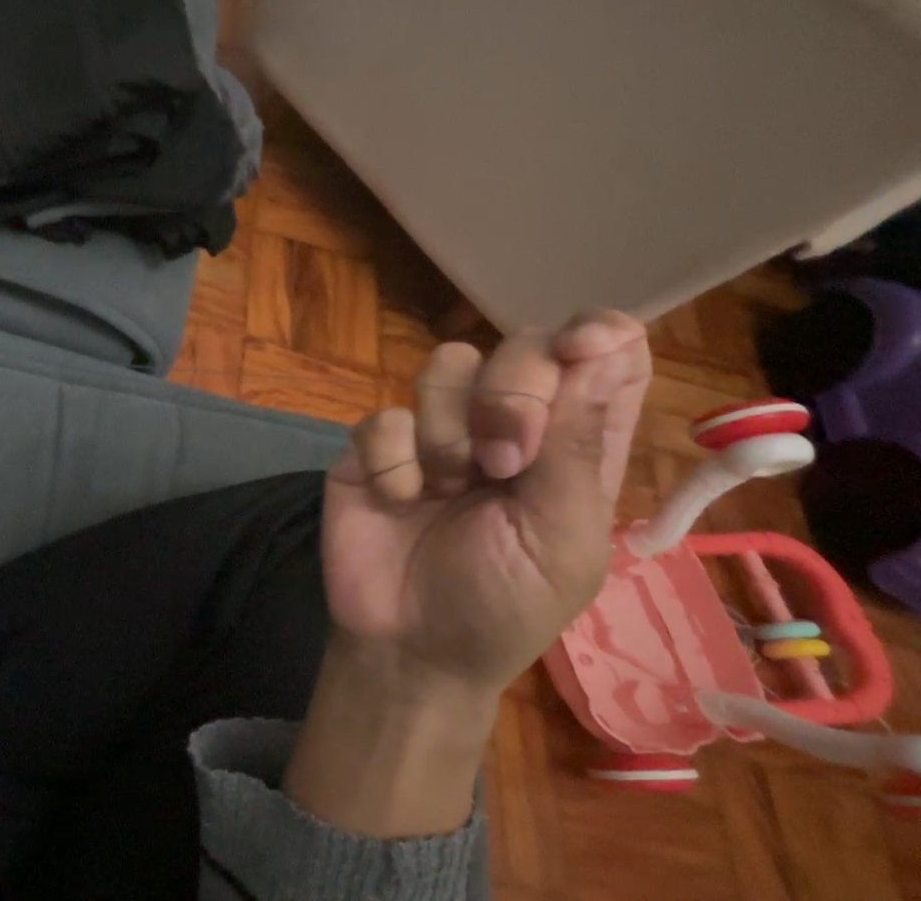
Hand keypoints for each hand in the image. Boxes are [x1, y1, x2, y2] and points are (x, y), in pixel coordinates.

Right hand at [285, 311, 650, 836]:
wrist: (409, 644)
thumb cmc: (505, 604)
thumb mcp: (562, 538)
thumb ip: (576, 447)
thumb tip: (604, 349)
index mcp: (575, 446)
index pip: (603, 358)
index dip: (598, 335)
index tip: (585, 343)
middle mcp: (508, 425)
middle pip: (520, 345)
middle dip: (513, 390)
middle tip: (506, 459)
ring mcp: (436, 433)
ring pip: (444, 366)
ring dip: (449, 428)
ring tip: (448, 485)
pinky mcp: (374, 448)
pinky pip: (383, 415)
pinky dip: (392, 458)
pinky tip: (399, 499)